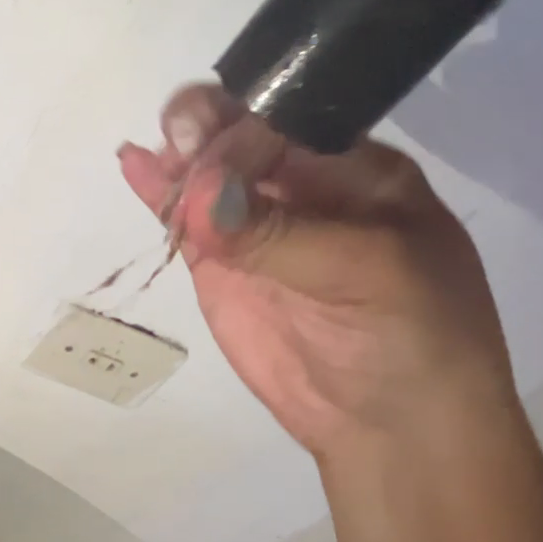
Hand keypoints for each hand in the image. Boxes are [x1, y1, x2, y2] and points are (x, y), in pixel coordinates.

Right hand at [117, 84, 518, 463]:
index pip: (292, 119)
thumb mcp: (361, 270)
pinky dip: (158, 198)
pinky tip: (131, 165)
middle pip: (241, 140)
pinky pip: (185, 226)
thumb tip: (195, 194)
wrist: (390, 422)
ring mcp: (254, 231)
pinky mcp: (220, 272)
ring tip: (148, 146)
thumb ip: (276, 233)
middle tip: (177, 135)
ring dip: (177, 158)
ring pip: (206, 179)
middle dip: (207, 129)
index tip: (212, 137)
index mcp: (355, 170)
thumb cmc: (411, 333)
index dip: (247, 120)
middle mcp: (301, 189)